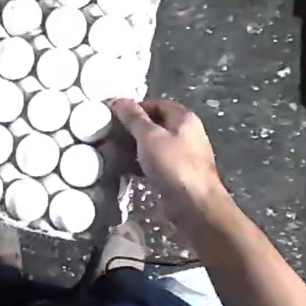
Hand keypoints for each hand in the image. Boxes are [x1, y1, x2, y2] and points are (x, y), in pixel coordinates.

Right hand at [109, 98, 229, 219]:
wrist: (194, 205)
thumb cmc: (173, 165)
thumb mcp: (149, 137)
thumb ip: (134, 118)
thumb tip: (118, 100)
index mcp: (184, 118)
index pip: (156, 104)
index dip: (135, 108)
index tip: (114, 116)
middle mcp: (186, 133)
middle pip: (155, 124)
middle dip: (133, 129)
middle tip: (111, 135)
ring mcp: (183, 154)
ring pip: (155, 144)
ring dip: (135, 147)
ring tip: (114, 152)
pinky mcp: (178, 173)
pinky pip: (156, 162)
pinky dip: (142, 163)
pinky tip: (126, 169)